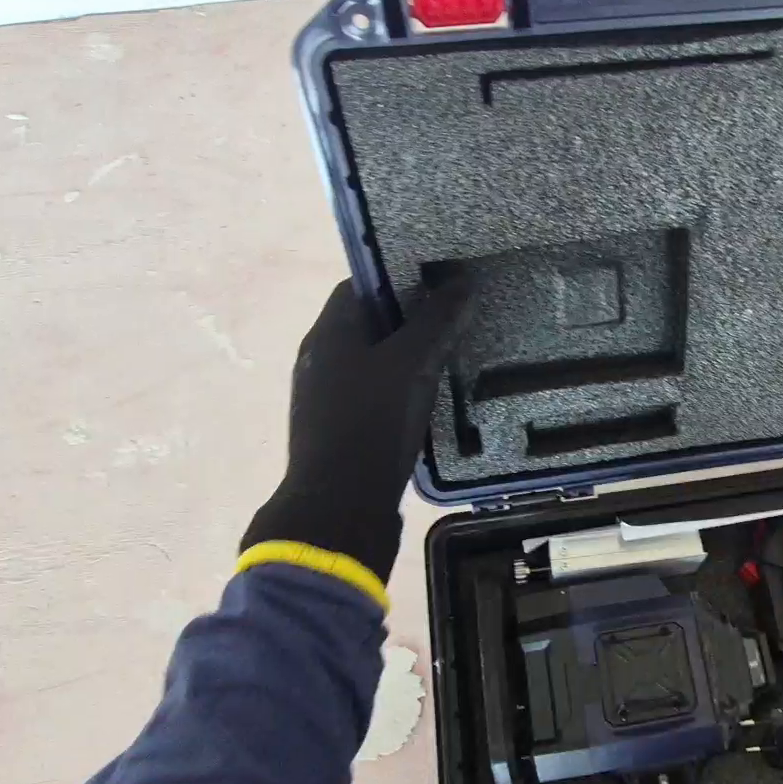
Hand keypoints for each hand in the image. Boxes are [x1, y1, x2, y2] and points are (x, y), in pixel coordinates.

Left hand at [241, 276, 477, 583]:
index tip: (439, 283)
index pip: (360, 284)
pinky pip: (372, 394)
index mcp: (328, 332)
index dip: (399, 278)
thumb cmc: (371, 424)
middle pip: (367, 324)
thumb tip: (463, 281)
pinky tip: (429, 401)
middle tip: (454, 321)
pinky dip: (399, 389)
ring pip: (371, 361)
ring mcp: (325, 397)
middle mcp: (319, 358)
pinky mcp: (339, 429)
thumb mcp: (411, 365)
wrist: (340, 506)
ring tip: (449, 358)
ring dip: (406, 358)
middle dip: (409, 320)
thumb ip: (436, 322)